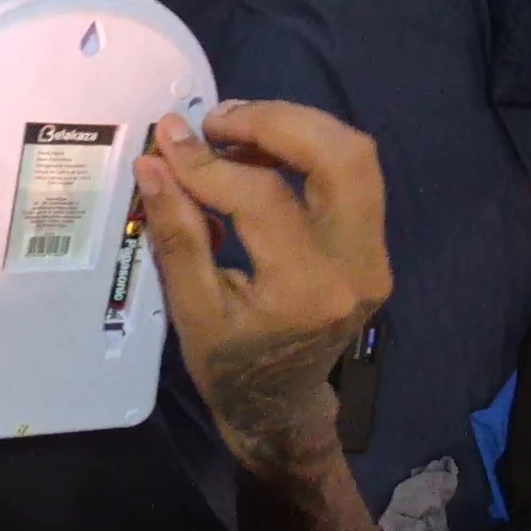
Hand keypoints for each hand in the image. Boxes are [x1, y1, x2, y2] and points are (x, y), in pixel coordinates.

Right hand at [133, 101, 392, 470]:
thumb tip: (155, 163)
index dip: (210, 163)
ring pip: (354, 156)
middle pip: (340, 156)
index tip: (169, 140)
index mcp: (306, 289)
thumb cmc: (228, 368)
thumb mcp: (190, 309)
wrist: (279, 409)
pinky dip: (303, 151)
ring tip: (231, 130)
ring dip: (293, 129)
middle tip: (215, 120)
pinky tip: (255, 156)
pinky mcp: (371, 246)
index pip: (263, 198)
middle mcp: (357, 264)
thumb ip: (176, 233)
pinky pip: (349, 176)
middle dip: (274, 122)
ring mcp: (374, 254)